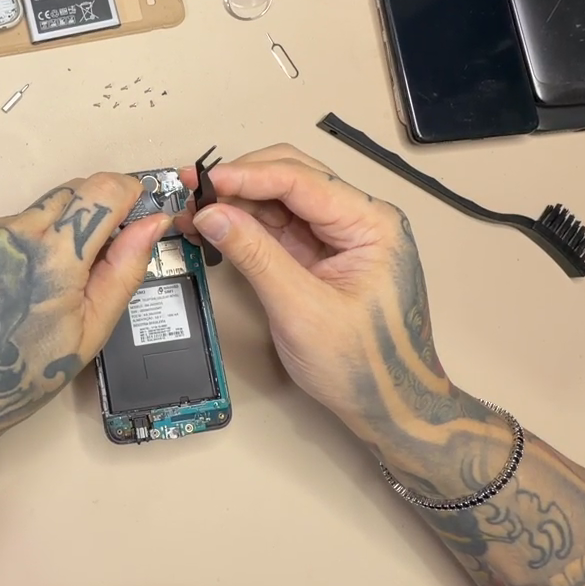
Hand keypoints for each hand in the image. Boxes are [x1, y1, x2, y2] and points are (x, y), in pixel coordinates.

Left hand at [0, 173, 168, 452]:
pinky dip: (22, 242)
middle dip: (95, 211)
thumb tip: (153, 223)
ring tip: (47, 280)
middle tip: (98, 253)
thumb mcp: (90, 332)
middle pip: (72, 191)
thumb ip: (124, 270)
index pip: (104, 189)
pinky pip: (6, 224)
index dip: (129, 191)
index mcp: (53, 257)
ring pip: (38, 208)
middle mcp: (14, 230)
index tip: (137, 206)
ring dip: (56, 228)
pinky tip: (15, 282)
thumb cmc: (23, 374)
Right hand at [177, 144, 479, 450]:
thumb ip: (255, 256)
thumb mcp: (302, 310)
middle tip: (194, 192)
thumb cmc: (367, 367)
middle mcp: (356, 220)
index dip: (247, 175)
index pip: (302, 180)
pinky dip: (241, 222)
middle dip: (238, 181)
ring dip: (234, 201)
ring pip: (276, 197)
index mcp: (371, 224)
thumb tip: (212, 215)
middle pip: (289, 176)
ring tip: (195, 212)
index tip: (206, 182)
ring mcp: (335, 235)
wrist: (390, 409)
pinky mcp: (317, 252)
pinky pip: (274, 223)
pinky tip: (213, 226)